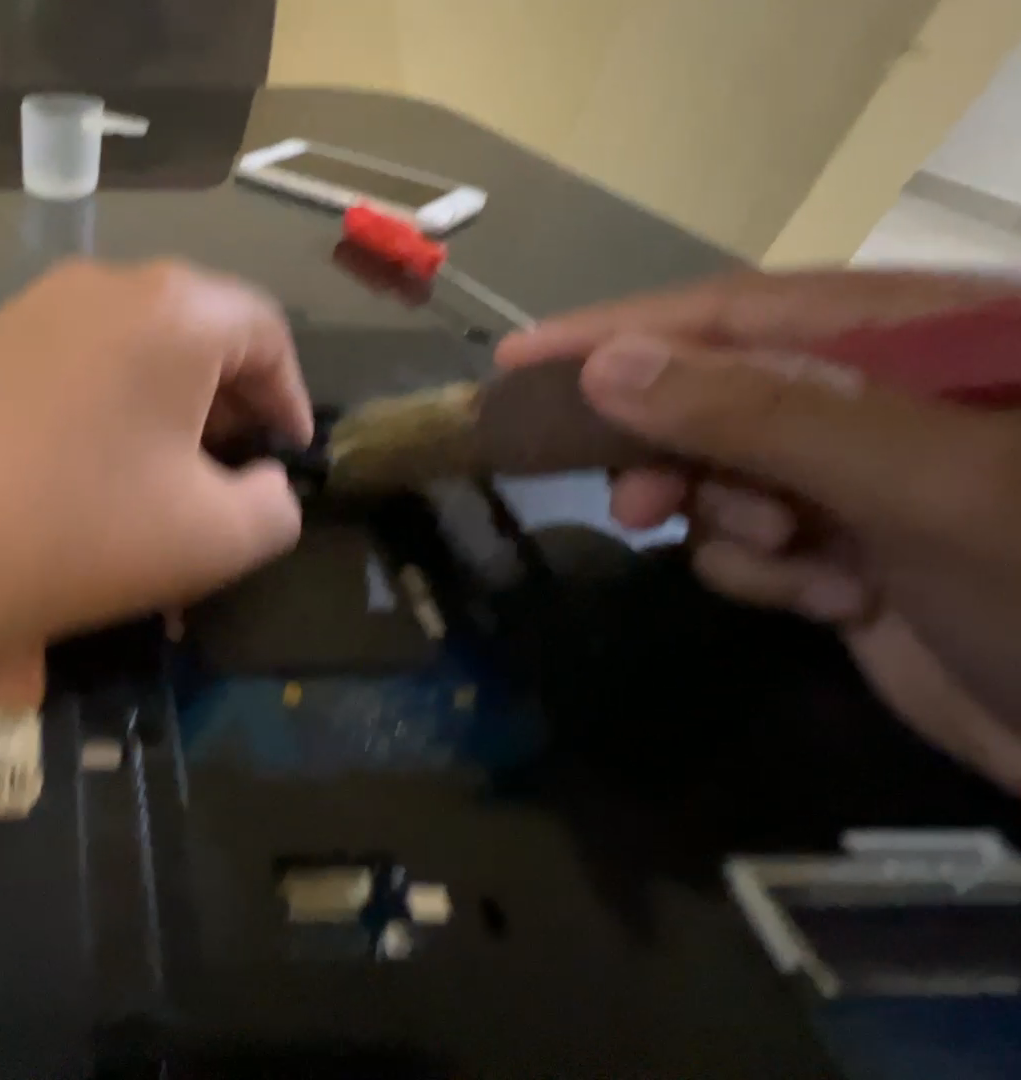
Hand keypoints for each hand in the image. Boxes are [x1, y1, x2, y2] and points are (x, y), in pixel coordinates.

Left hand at [0, 258, 311, 652]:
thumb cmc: (71, 538)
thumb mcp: (212, 541)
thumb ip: (273, 508)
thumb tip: (262, 481)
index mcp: (172, 308)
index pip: (265, 333)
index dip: (288, 401)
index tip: (285, 462)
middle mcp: (99, 285)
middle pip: (194, 337)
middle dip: (224, 409)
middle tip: (224, 482)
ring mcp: (25, 312)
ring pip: (127, 356)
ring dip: (158, 415)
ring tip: (155, 488)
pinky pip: (68, 372)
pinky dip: (99, 416)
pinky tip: (81, 477)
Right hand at [497, 269, 1020, 792]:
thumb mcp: (920, 484)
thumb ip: (759, 414)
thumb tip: (605, 367)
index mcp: (930, 340)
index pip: (741, 308)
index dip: (621, 329)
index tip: (517, 358)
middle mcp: (887, 397)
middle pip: (713, 393)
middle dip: (667, 448)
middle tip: (633, 498)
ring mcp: (865, 477)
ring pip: (716, 472)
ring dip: (717, 517)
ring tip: (769, 555)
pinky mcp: (847, 549)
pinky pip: (745, 542)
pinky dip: (758, 571)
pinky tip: (828, 601)